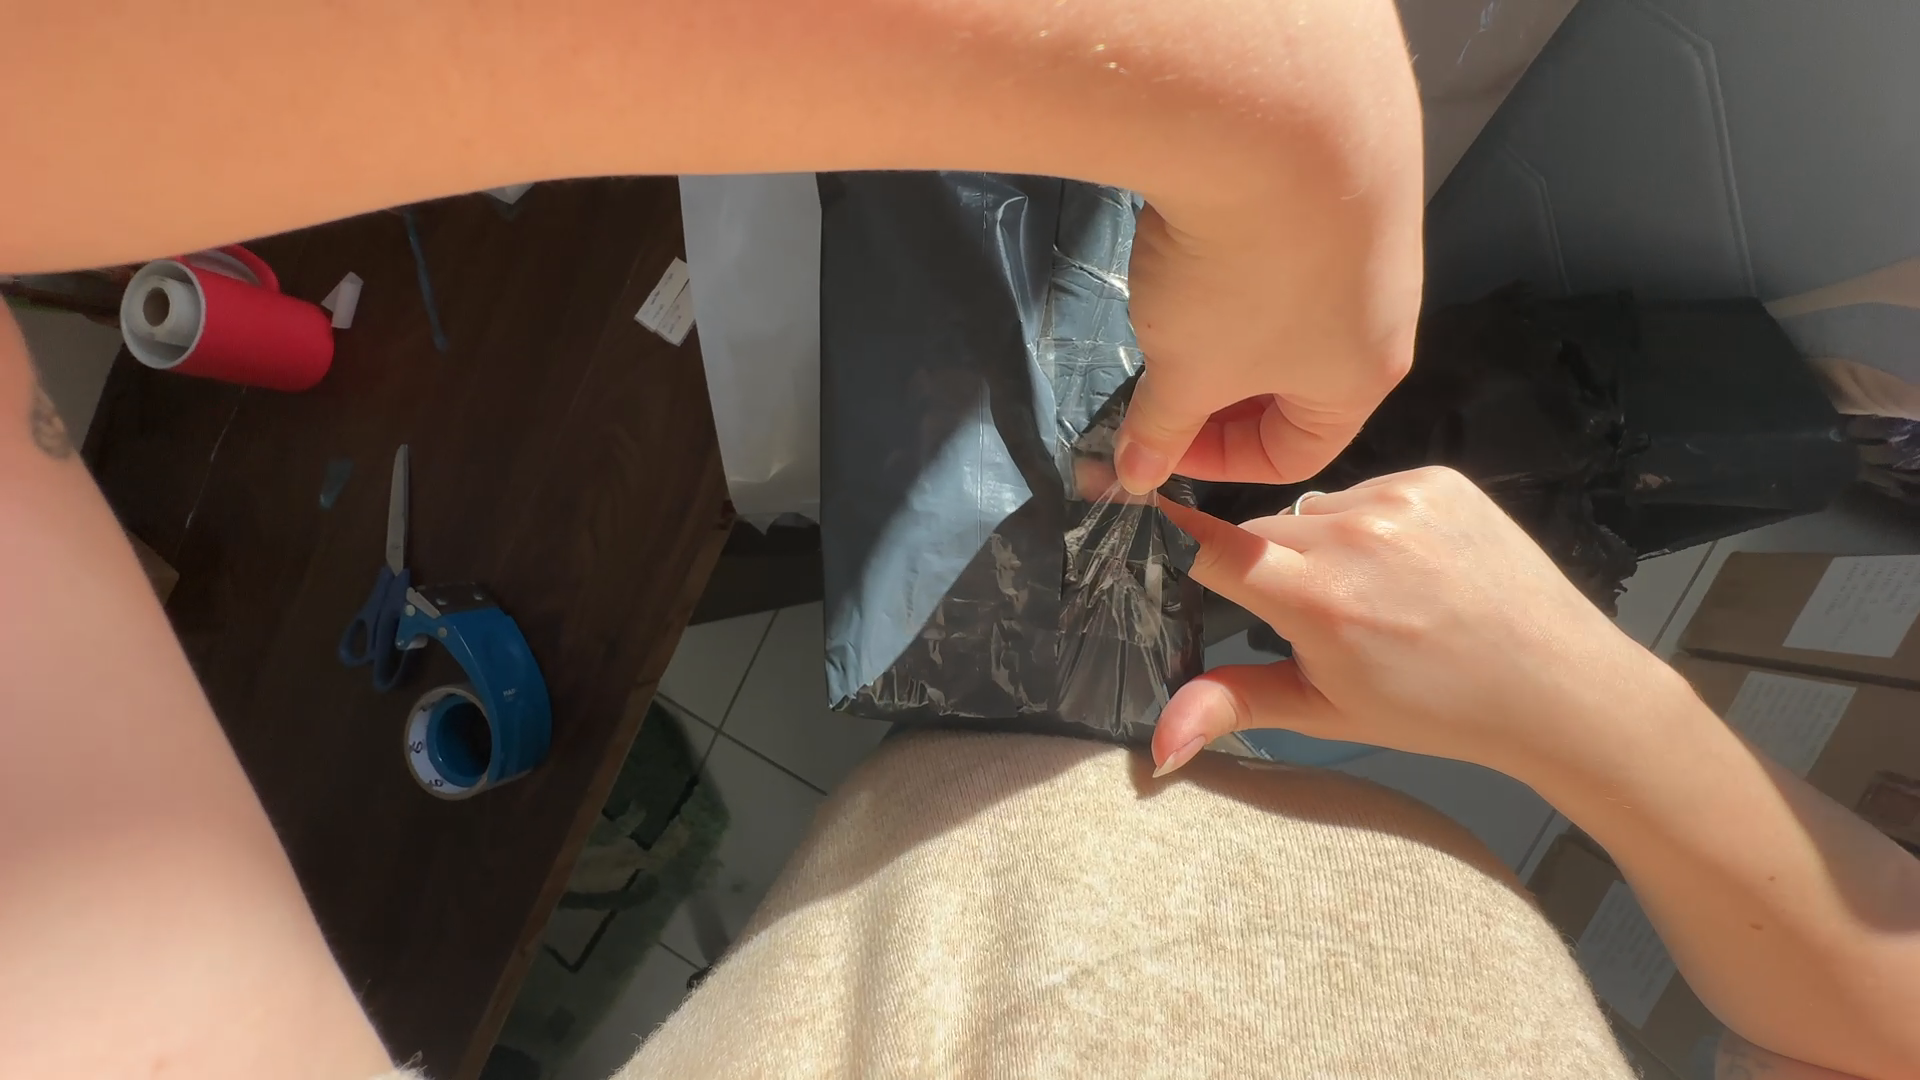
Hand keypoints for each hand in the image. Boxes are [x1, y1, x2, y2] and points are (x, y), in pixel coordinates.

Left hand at [1115, 135, 1423, 494]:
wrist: (1274, 116)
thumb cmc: (1235, 284)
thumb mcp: (1183, 372)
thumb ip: (1159, 430)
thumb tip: (1133, 481)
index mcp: (1359, 380)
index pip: (1295, 456)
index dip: (1220, 463)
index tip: (1161, 444)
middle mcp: (1381, 315)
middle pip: (1291, 388)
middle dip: (1218, 398)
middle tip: (1160, 386)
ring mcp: (1371, 241)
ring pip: (1286, 320)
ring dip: (1225, 335)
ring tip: (1177, 314)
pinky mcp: (1346, 181)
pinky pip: (1288, 254)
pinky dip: (1240, 271)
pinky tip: (1203, 248)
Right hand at [1149, 466, 1662, 776]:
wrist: (1563, 688)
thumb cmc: (1433, 711)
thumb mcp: (1322, 712)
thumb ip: (1230, 706)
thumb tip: (1158, 747)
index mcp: (1319, 599)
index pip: (1212, 547)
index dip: (1168, 532)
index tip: (1132, 513)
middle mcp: (1354, 533)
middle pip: (1259, 531)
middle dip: (1261, 565)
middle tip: (1305, 608)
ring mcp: (1400, 497)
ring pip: (1308, 511)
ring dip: (1312, 542)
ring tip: (1366, 585)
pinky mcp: (1437, 478)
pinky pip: (1361, 493)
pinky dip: (1363, 522)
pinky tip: (1404, 561)